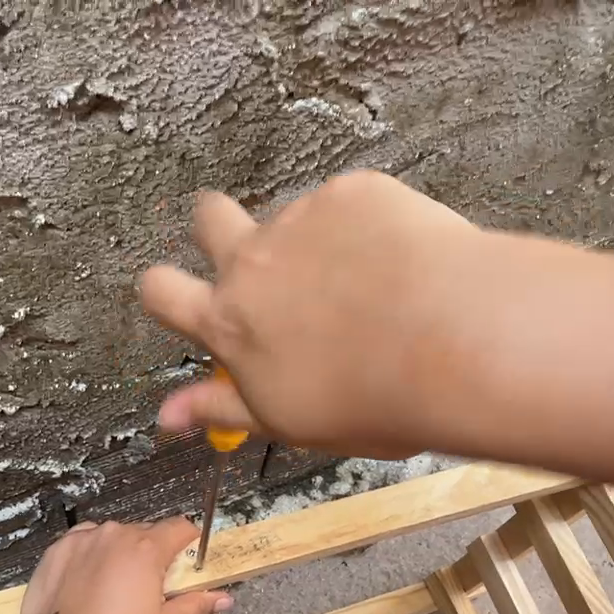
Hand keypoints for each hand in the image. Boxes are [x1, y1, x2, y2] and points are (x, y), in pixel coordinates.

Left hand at [18, 519, 231, 613]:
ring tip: (113, 588)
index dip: (187, 541)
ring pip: (110, 536)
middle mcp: (114, 535)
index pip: (179, 527)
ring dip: (118, 552)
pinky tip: (86, 584)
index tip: (186, 559)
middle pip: (143, 532)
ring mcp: (81, 540)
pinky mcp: (55, 551)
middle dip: (151, 552)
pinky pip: (81, 543)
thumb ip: (195, 605)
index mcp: (146, 549)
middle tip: (148, 586)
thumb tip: (224, 599)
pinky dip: (89, 556)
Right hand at [140, 170, 500, 458]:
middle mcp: (252, 262)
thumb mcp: (284, 420)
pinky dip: (362, 230)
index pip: (161, 292)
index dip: (162, 290)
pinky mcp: (353, 193)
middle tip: (258, 259)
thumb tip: (165, 416)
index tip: (177, 293)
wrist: (452, 343)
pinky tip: (398, 263)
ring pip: (289, 217)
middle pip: (207, 218)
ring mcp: (302, 220)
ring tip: (361, 284)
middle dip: (215, 227)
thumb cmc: (368, 399)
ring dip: (308, 241)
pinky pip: (345, 205)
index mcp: (228, 322)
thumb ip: (220, 407)